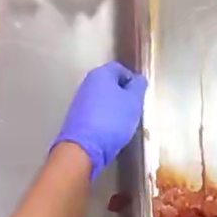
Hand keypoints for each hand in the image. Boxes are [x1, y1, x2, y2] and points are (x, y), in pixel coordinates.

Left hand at [54, 62, 146, 177]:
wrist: (84, 148)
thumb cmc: (113, 120)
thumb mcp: (133, 102)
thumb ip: (139, 87)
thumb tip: (139, 80)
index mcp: (100, 74)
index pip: (120, 68)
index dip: (132, 80)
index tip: (139, 95)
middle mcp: (87, 84)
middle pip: (110, 84)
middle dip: (123, 95)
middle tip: (134, 109)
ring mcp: (80, 102)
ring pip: (103, 100)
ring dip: (115, 109)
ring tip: (124, 123)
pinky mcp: (77, 118)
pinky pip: (96, 114)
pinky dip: (105, 119)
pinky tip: (111, 131)